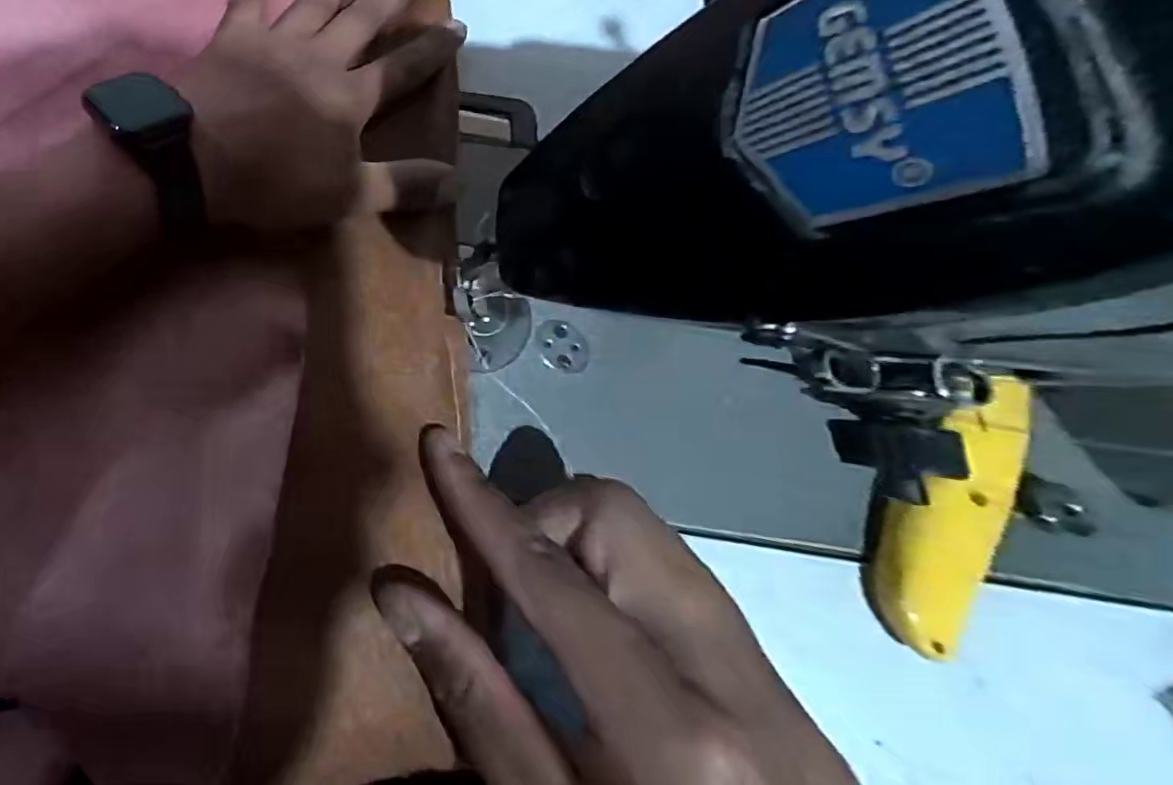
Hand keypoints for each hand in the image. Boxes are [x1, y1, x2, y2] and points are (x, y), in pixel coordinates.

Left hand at [176, 0, 465, 229]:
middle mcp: (320, 59)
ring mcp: (276, 43)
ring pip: (315, 0)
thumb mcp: (346, 196)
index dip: (430, 49)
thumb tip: (457, 181)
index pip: (401, 69)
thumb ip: (400, 185)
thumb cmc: (274, 181)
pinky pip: (249, 0)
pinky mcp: (234, 38)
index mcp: (350, 98)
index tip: (456, 24)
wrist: (197, 159)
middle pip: (362, 21)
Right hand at [375, 427, 856, 784]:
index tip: (438, 446)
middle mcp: (728, 671)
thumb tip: (396, 591)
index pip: (551, 573)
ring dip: (577, 542)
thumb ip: (474, 695)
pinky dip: (615, 571)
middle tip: (507, 588)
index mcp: (668, 726)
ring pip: (648, 529)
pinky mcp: (776, 673)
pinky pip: (673, 569)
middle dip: (543, 520)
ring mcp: (766, 668)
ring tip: (549, 612)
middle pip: (614, 513)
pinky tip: (600, 634)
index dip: (482, 505)